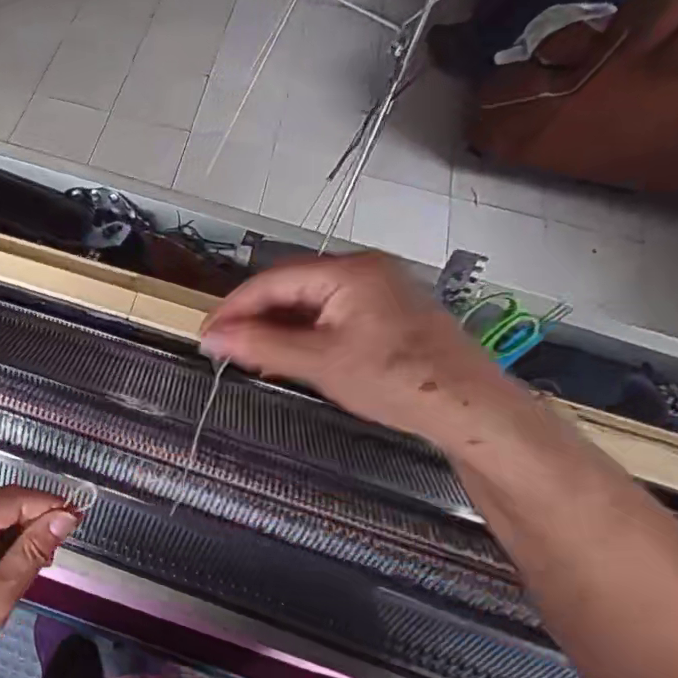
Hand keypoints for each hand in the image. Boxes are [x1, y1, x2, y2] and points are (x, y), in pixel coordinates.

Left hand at [0, 487, 80, 677]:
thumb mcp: (0, 595)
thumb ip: (33, 550)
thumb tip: (65, 517)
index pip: (13, 499)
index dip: (49, 504)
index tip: (78, 517)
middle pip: (4, 501)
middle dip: (38, 516)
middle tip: (64, 541)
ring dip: (24, 529)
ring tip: (44, 558)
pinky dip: (8, 539)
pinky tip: (21, 561)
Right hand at [199, 254, 498, 436]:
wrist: (467, 407)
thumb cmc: (405, 381)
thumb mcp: (320, 364)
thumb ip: (263, 347)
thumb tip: (218, 338)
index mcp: (349, 271)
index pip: (272, 281)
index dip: (235, 308)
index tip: (209, 330)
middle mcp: (365, 270)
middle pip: (291, 287)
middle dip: (257, 317)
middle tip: (227, 345)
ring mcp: (379, 290)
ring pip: (311, 302)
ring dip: (280, 327)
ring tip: (255, 355)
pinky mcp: (386, 313)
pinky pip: (333, 314)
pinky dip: (307, 333)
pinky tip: (293, 356)